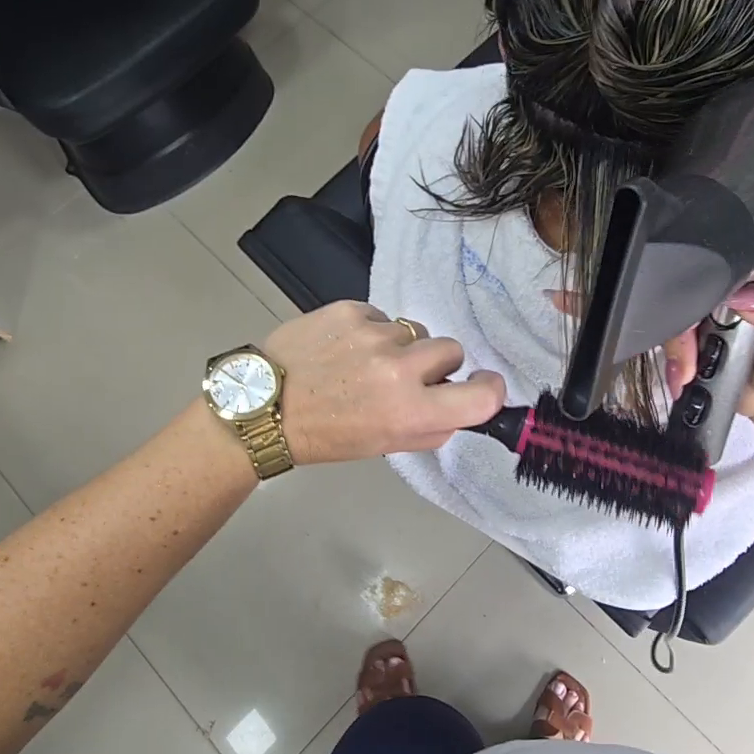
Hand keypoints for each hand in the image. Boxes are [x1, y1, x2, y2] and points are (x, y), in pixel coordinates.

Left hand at [260, 301, 505, 464]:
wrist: (263, 406)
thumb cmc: (325, 436)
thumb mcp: (384, 445)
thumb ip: (429, 426)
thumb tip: (457, 403)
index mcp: (411, 411)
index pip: (483, 395)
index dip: (490, 389)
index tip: (482, 385)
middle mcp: (400, 369)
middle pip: (451, 350)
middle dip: (435, 364)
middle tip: (406, 378)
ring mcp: (375, 333)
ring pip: (414, 331)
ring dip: (399, 346)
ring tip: (363, 363)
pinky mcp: (350, 309)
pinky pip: (381, 317)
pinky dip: (370, 331)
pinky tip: (343, 348)